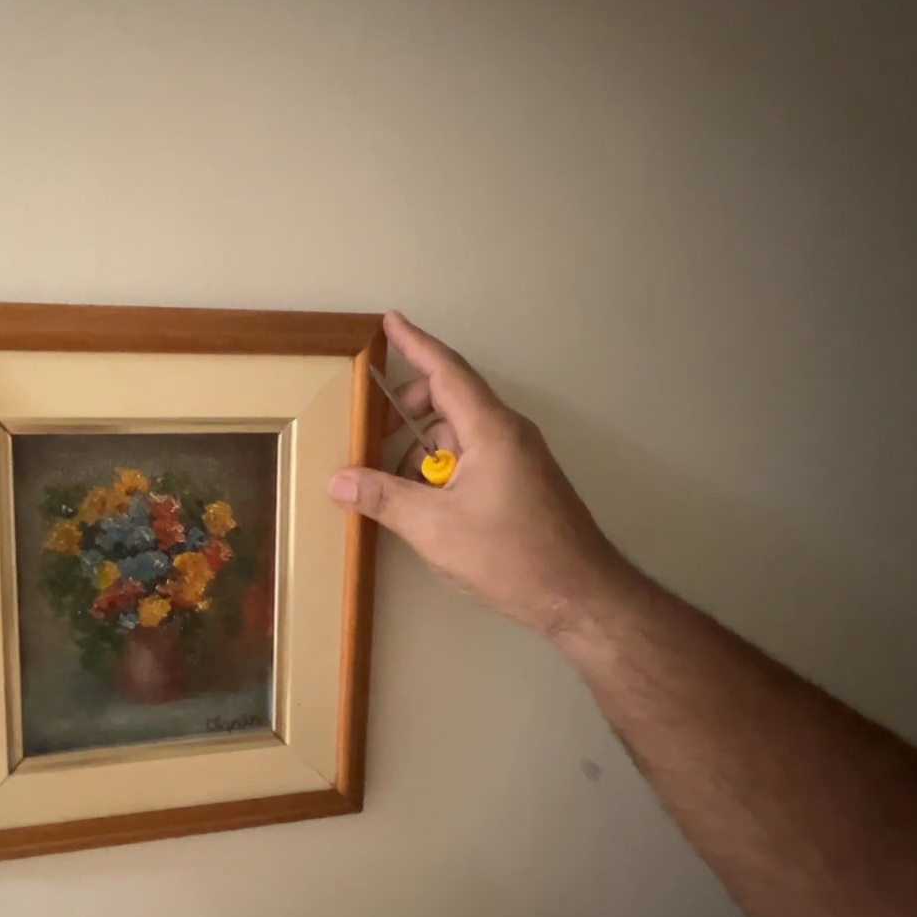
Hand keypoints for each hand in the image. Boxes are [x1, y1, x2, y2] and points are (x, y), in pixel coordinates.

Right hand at [327, 311, 636, 636]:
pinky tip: (422, 505)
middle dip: (406, 410)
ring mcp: (516, 457)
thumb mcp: (434, 527)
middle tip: (371, 436)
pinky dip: (439, 470)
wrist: (579, 595)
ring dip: (419, 451)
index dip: (415, 344)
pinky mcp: (518, 481)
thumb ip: (382, 498)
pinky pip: (469, 458)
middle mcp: (506, 433)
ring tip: (390, 486)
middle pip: (448, 400)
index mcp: (490, 429)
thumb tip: (337, 481)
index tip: (390, 321)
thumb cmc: (510, 555)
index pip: (446, 371)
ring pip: (455, 435)